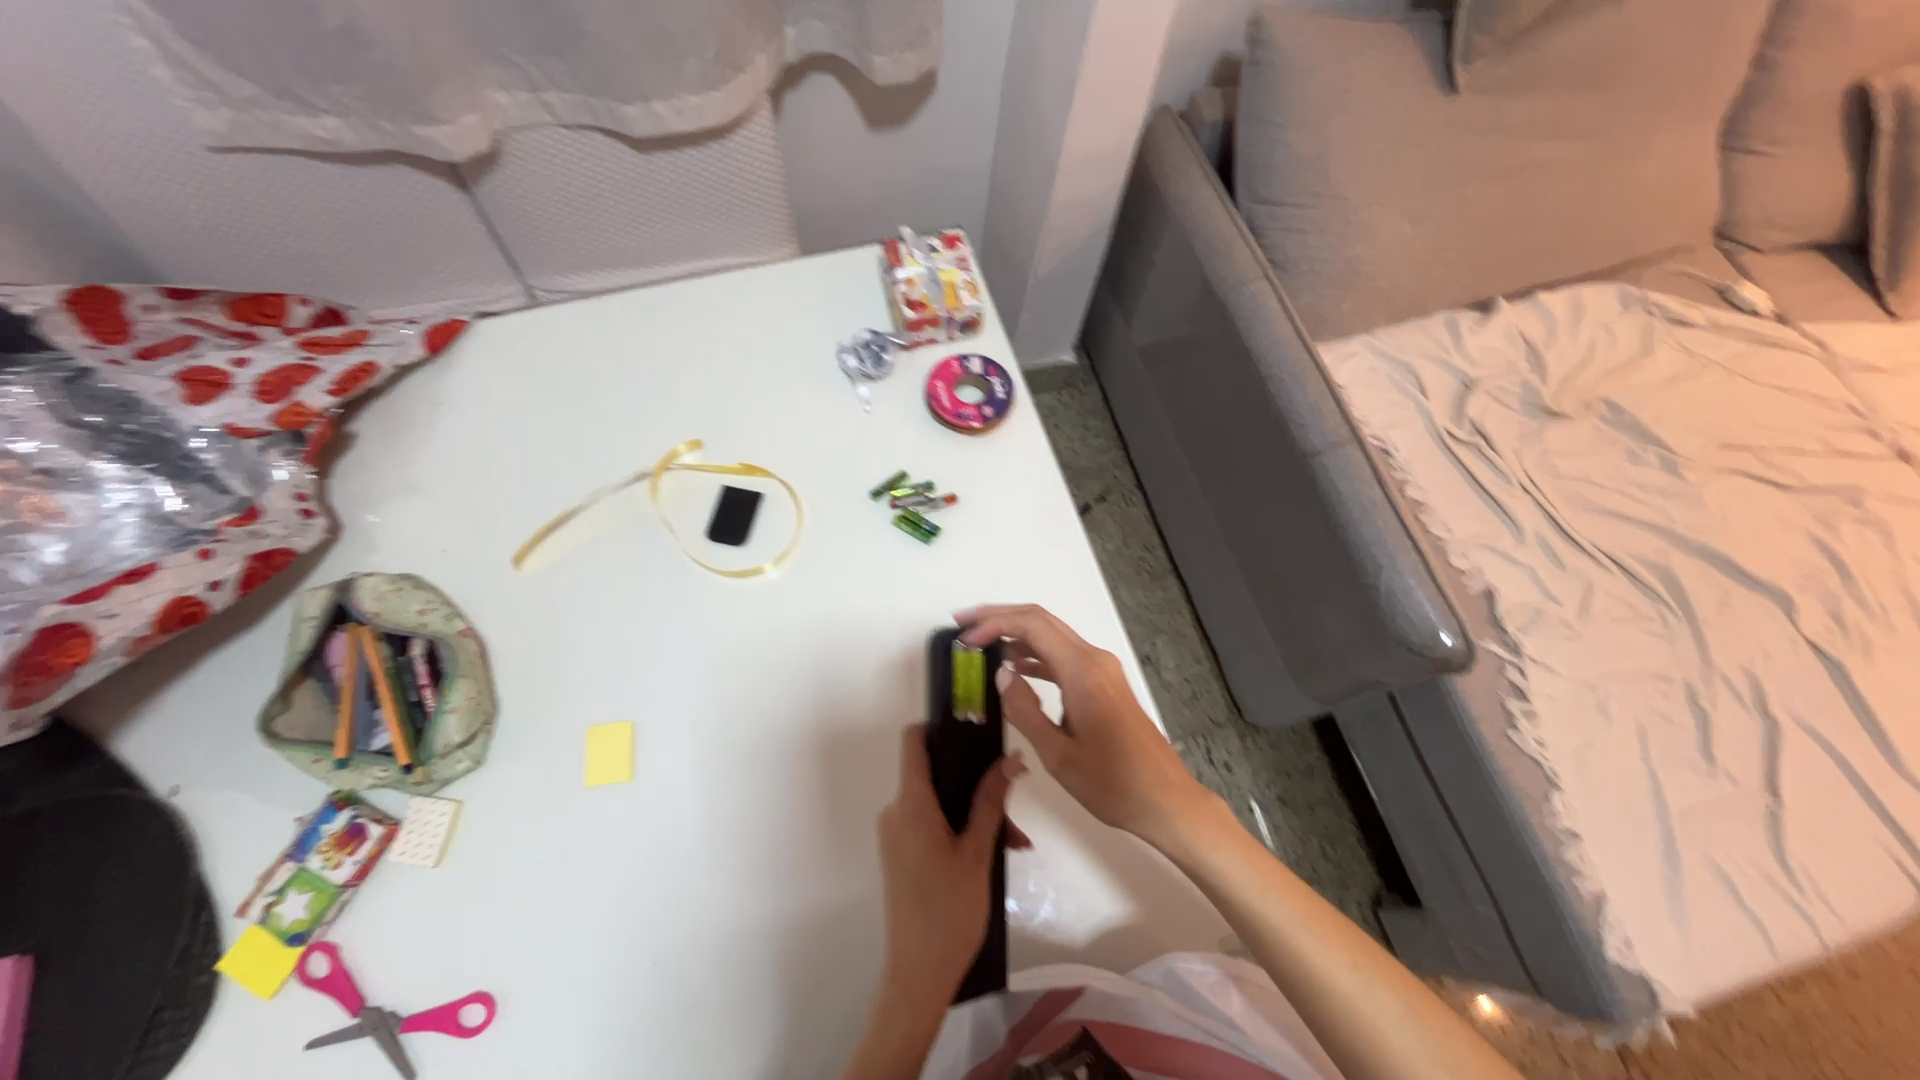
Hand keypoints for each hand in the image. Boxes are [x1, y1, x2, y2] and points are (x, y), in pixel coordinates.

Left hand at [875, 723, 1025, 1005]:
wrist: (918, 973)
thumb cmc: (949, 910)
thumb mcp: (978, 852)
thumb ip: (992, 802)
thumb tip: (1011, 760)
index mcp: (910, 805)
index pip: (914, 742)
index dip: (941, 727)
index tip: (975, 728)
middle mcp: (897, 812)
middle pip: (937, 775)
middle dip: (978, 785)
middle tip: (1016, 808)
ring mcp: (897, 835)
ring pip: (941, 804)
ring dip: (977, 814)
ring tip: (1015, 843)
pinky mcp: (901, 854)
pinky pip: (932, 825)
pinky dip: (962, 831)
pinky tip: (995, 853)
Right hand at [958, 604, 1217, 850]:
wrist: (1163, 799)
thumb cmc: (1111, 783)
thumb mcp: (1058, 754)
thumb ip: (1025, 710)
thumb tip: (1002, 675)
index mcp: (1082, 672)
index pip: (1031, 626)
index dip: (993, 624)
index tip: (964, 639)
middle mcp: (1094, 660)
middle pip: (1042, 620)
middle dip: (1000, 617)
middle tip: (963, 625)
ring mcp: (1103, 670)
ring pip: (1053, 635)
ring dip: (1016, 634)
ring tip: (981, 644)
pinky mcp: (1105, 684)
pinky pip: (1064, 656)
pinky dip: (1036, 654)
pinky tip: (1016, 668)